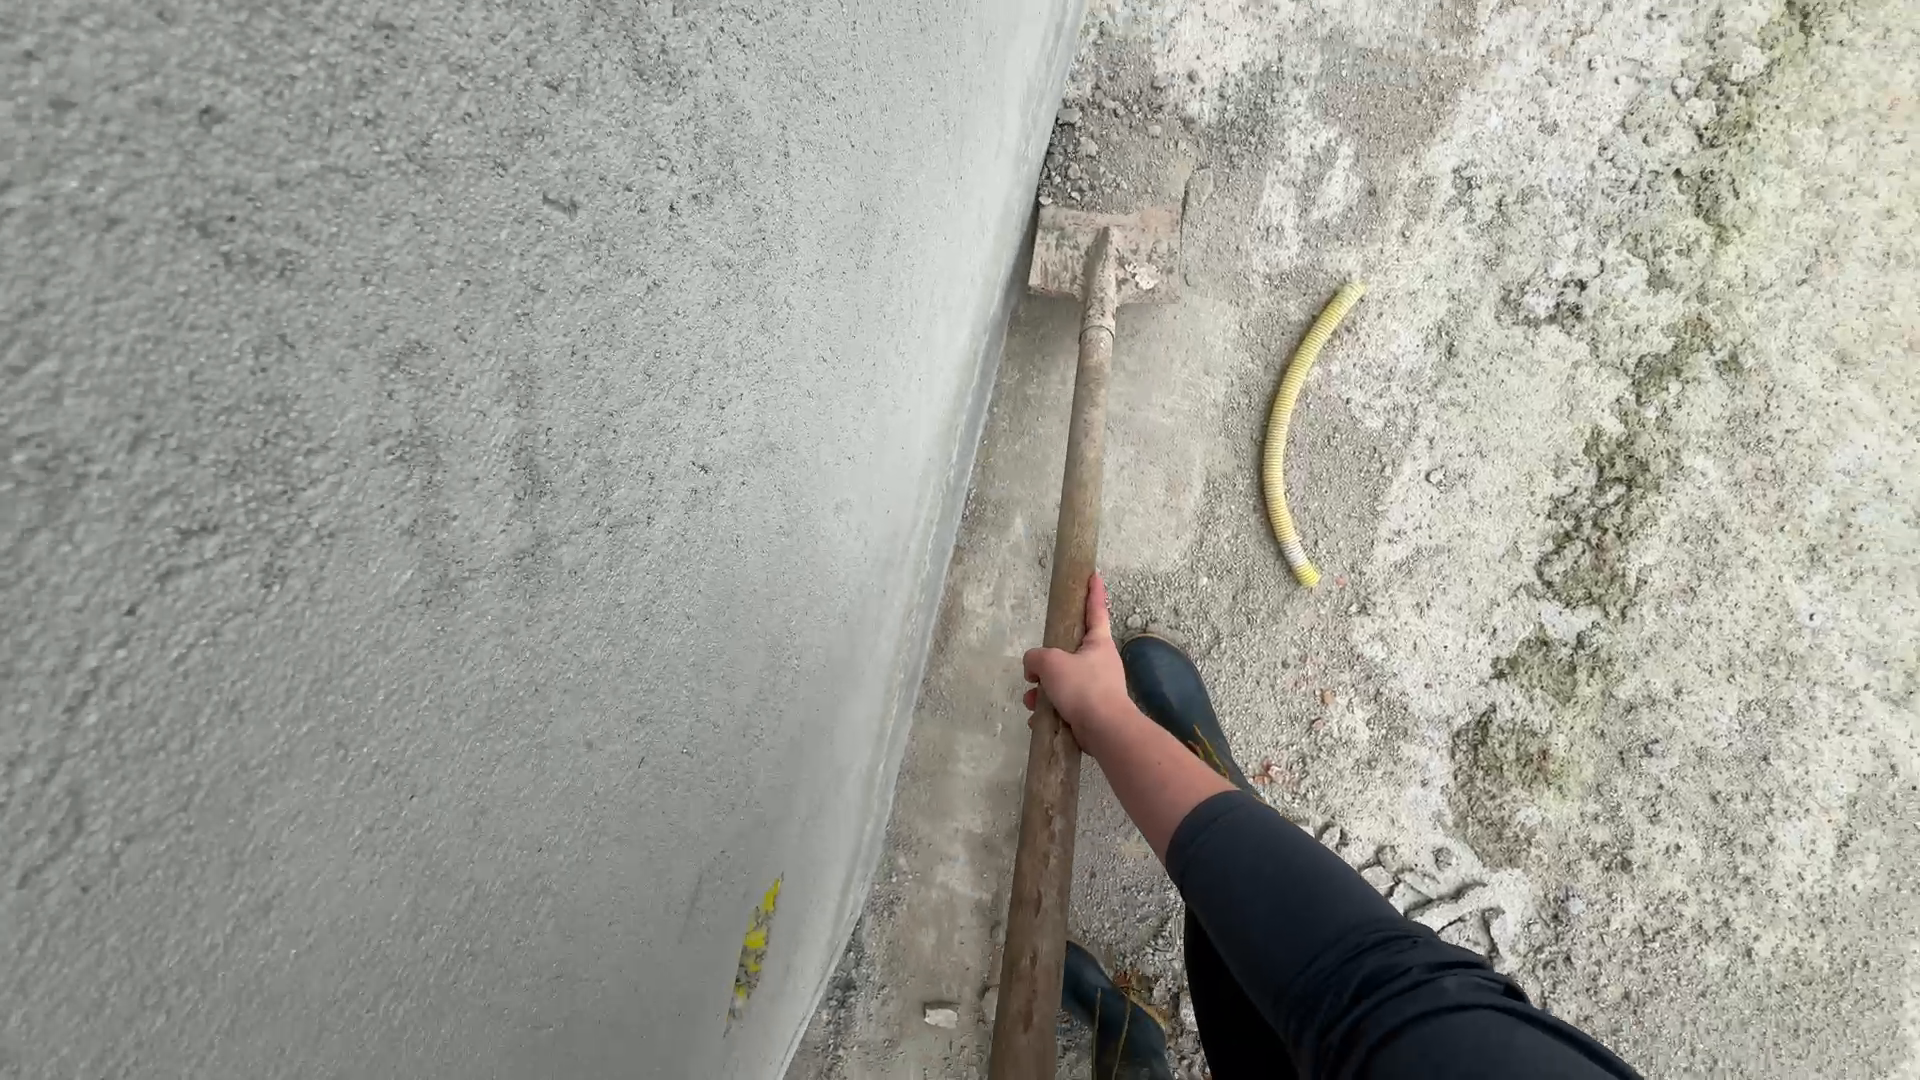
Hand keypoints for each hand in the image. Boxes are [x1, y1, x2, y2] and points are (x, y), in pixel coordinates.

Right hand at [1022, 573, 1137, 752]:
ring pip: (1063, 681)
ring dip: (1043, 690)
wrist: (1105, 731)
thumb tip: (1033, 667)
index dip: (1093, 592)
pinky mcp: (1092, 711)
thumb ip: (1035, 658)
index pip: (1095, 609)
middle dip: (1046, 663)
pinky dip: (1050, 709)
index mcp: (1098, 643)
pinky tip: (1039, 719)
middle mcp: (1100, 662)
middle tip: (1033, 673)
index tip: (1094, 575)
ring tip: (1033, 701)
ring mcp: (1098, 687)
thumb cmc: (1083, 688)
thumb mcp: (1051, 663)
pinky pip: (1065, 704)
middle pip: (1068, 652)